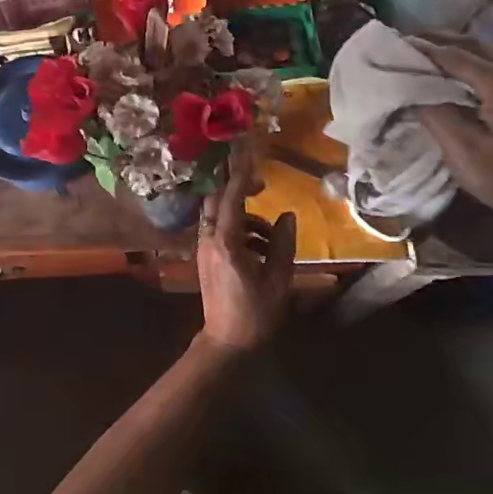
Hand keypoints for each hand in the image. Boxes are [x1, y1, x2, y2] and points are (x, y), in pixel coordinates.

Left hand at [196, 145, 296, 353]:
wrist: (226, 340)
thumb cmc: (255, 313)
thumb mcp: (278, 279)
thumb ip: (282, 244)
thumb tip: (287, 216)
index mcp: (225, 244)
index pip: (231, 200)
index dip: (240, 175)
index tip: (247, 153)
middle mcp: (209, 241)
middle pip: (218, 202)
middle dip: (238, 188)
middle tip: (263, 185)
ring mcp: (204, 249)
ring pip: (219, 217)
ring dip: (244, 215)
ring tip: (272, 233)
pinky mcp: (206, 257)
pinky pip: (219, 231)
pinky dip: (240, 229)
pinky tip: (262, 246)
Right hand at [408, 32, 492, 240]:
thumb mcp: (461, 147)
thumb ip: (435, 113)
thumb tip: (410, 89)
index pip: (456, 56)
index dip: (423, 47)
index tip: (391, 41)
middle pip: (471, 48)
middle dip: (437, 41)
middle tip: (401, 41)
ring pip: (478, 60)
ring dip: (447, 53)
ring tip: (414, 55)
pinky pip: (480, 75)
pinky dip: (456, 68)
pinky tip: (437, 78)